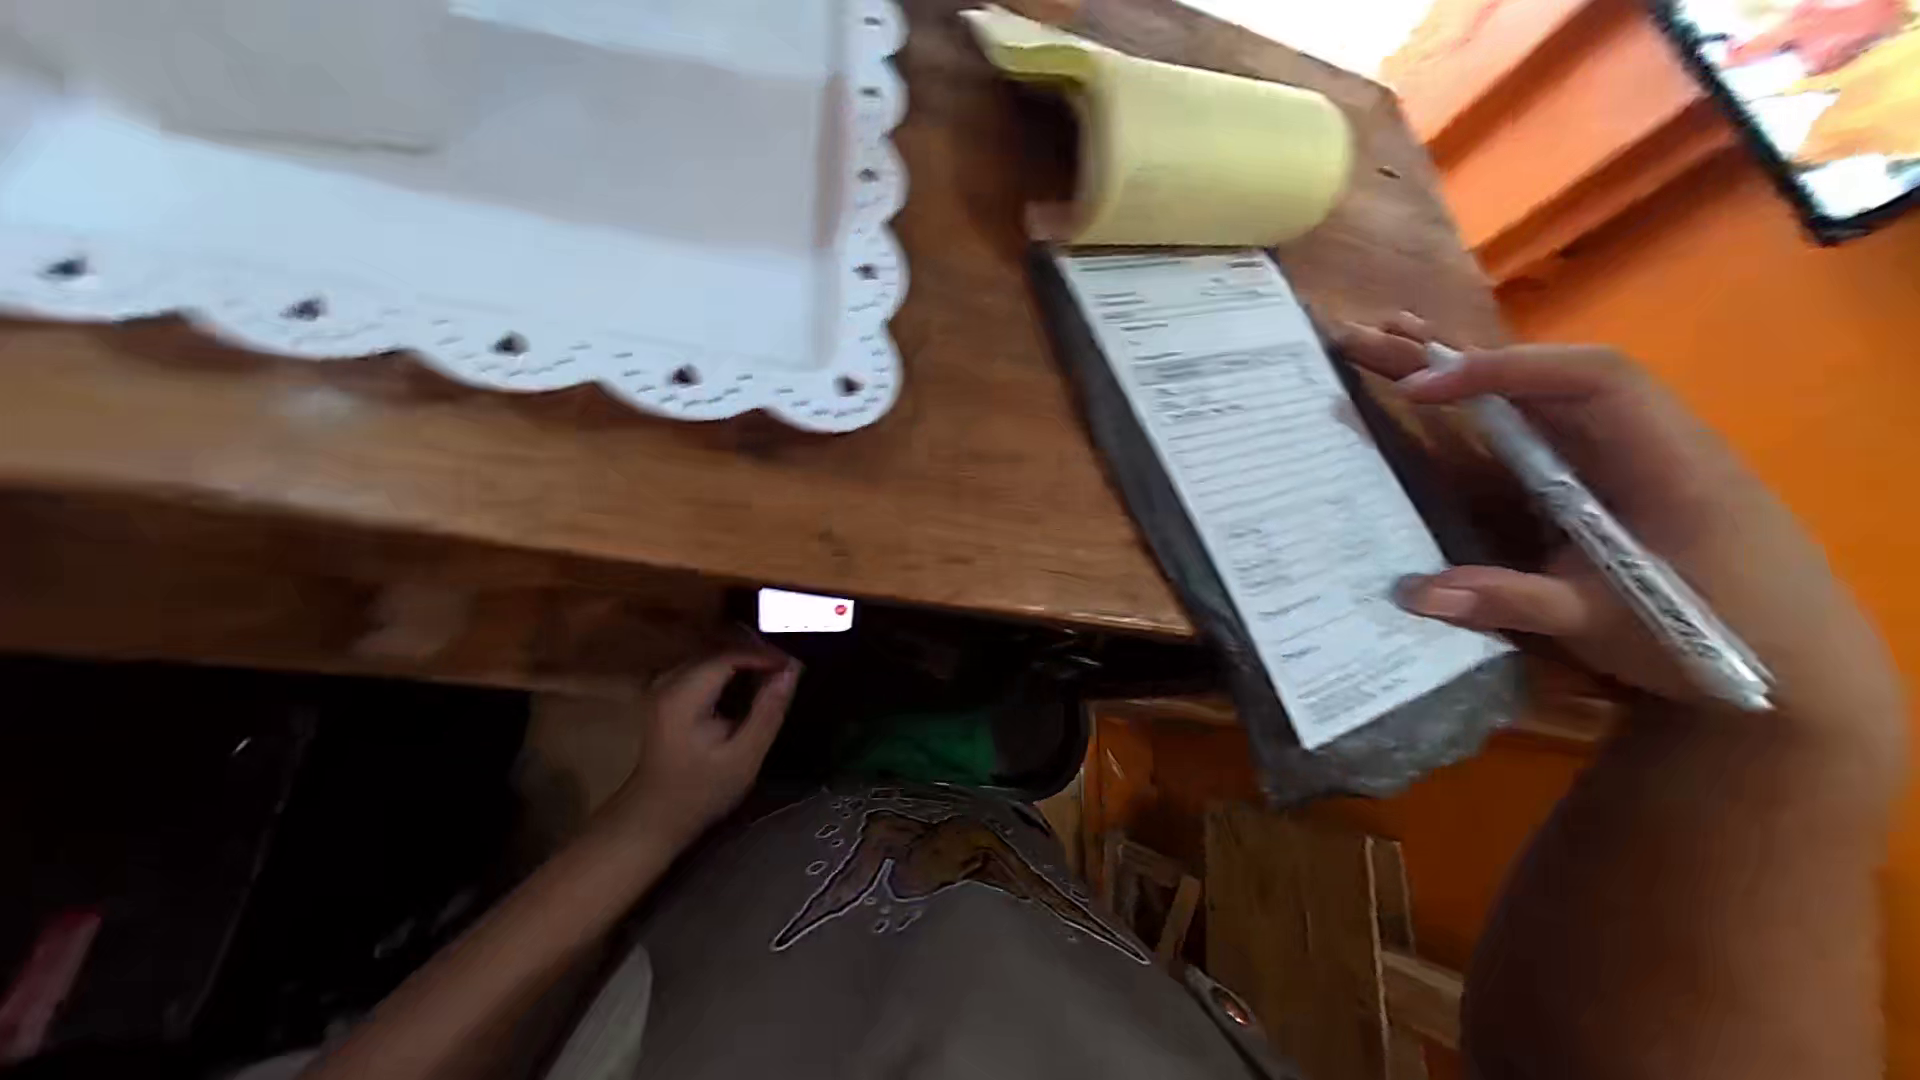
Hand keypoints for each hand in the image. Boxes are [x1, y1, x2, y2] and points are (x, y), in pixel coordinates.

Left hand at [599, 647, 800, 847]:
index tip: (794, 664)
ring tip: (777, 672)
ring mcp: (664, 685)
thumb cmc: (700, 791)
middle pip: (720, 651)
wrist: (654, 816)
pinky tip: (751, 683)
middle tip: (790, 668)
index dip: (764, 655)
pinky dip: (731, 671)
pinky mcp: (668, 693)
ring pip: (713, 657)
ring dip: (746, 661)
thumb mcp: (744, 756)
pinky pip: (705, 668)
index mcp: (683, 694)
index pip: (729, 655)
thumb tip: (792, 669)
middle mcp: (669, 680)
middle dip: (757, 655)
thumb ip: (768, 710)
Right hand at [1337, 318, 1902, 765]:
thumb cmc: (1712, 634)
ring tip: (1394, 344)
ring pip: (1538, 392)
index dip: (1504, 372)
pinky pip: (1537, 422)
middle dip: (1458, 353)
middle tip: (1376, 336)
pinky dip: (1482, 401)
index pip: (1589, 381)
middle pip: (1546, 372)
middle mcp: (1641, 440)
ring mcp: (1619, 455)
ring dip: (1465, 368)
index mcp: (1666, 460)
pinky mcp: (1599, 476)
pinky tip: (1441, 395)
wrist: (1791, 662)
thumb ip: (1513, 599)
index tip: (1420, 388)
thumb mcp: (1607, 622)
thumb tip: (1414, 592)